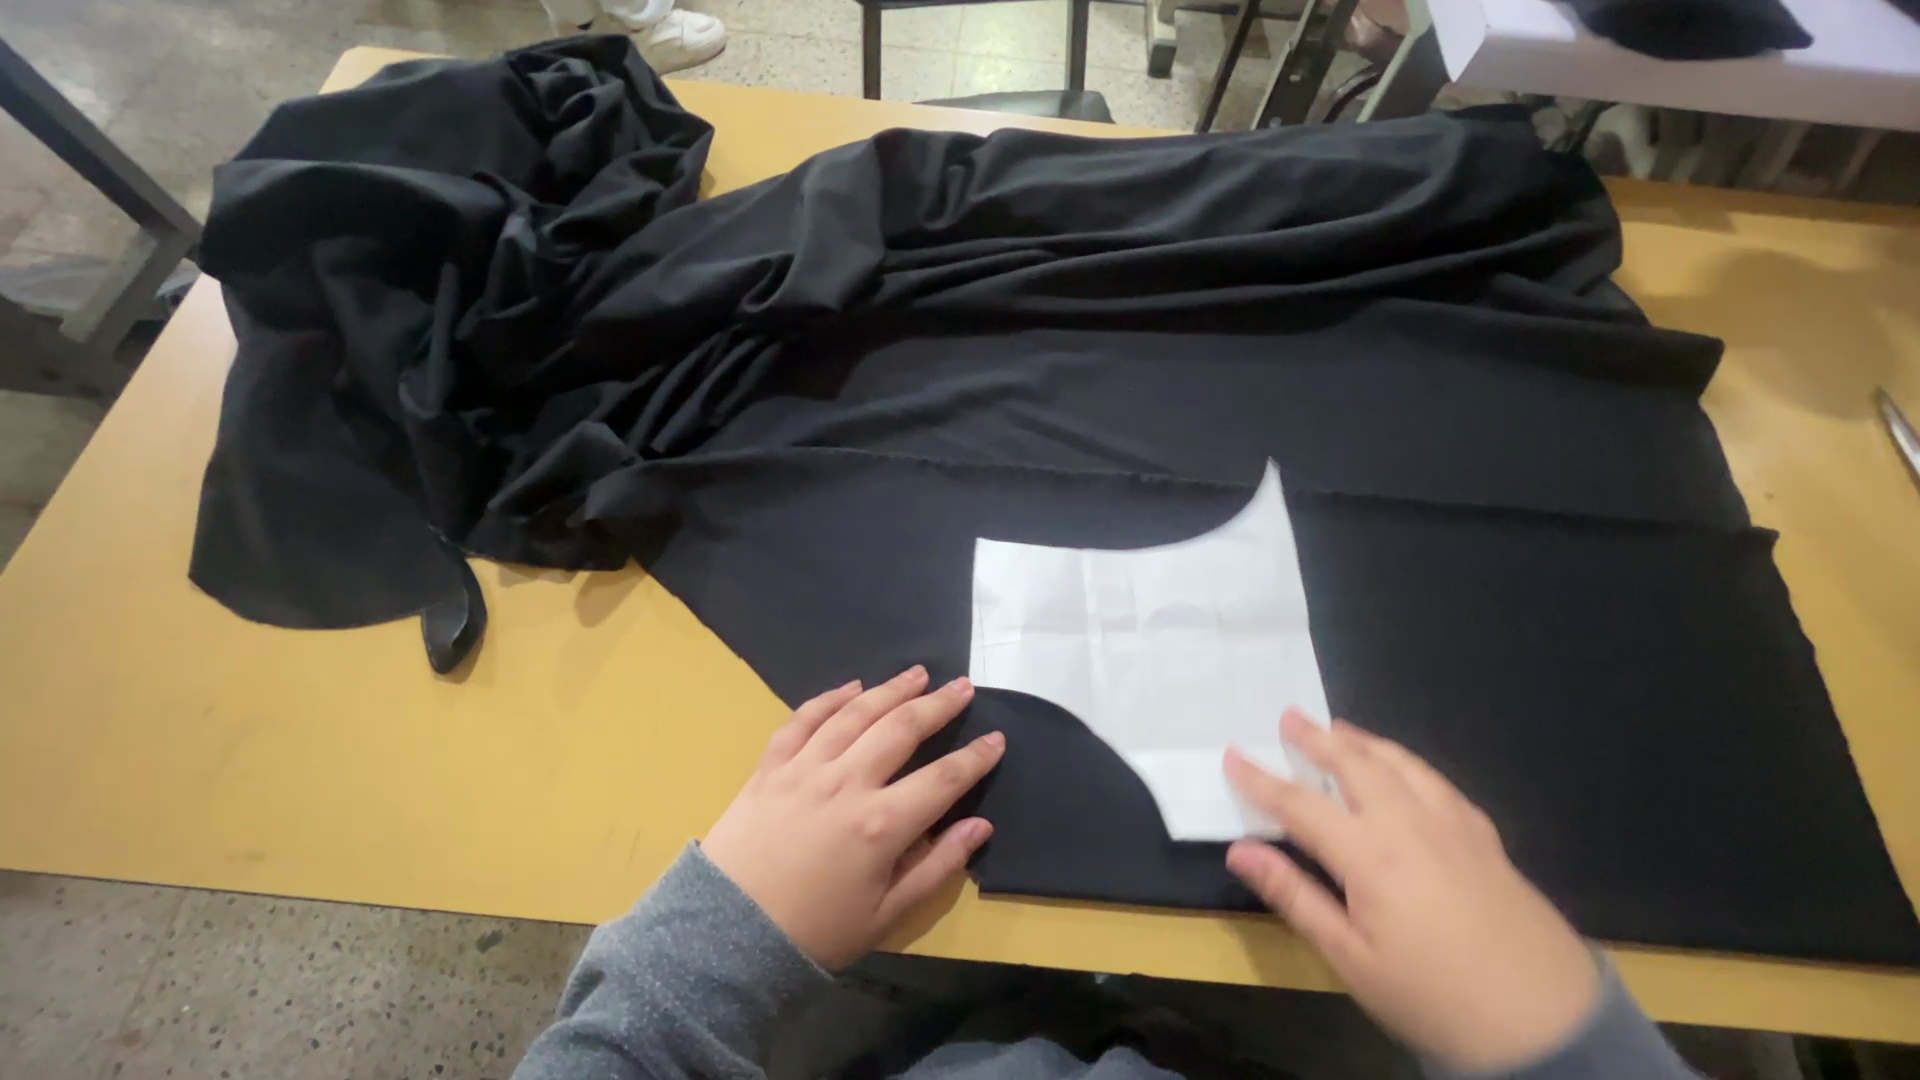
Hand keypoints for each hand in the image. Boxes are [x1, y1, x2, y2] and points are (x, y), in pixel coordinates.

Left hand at [702, 666, 1003, 969]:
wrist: (725, 935)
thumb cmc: (814, 932)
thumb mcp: (886, 916)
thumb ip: (937, 867)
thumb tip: (980, 827)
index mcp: (881, 824)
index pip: (944, 779)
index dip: (976, 757)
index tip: (997, 738)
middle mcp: (847, 783)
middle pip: (902, 729)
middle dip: (939, 704)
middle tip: (963, 686)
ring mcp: (805, 768)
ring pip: (856, 714)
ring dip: (891, 689)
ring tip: (918, 674)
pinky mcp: (771, 766)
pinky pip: (803, 719)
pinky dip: (829, 698)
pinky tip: (851, 687)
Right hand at [1224, 710, 1599, 1073]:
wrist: (1548, 1025)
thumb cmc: (1433, 996)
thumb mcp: (1350, 958)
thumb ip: (1294, 896)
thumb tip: (1240, 850)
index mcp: (1368, 853)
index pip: (1299, 803)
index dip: (1261, 778)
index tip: (1232, 754)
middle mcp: (1409, 824)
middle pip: (1355, 764)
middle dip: (1317, 738)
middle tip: (1290, 716)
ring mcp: (1453, 826)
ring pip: (1401, 763)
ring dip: (1364, 741)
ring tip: (1340, 729)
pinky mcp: (1485, 839)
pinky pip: (1438, 782)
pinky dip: (1408, 764)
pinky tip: (1405, 771)